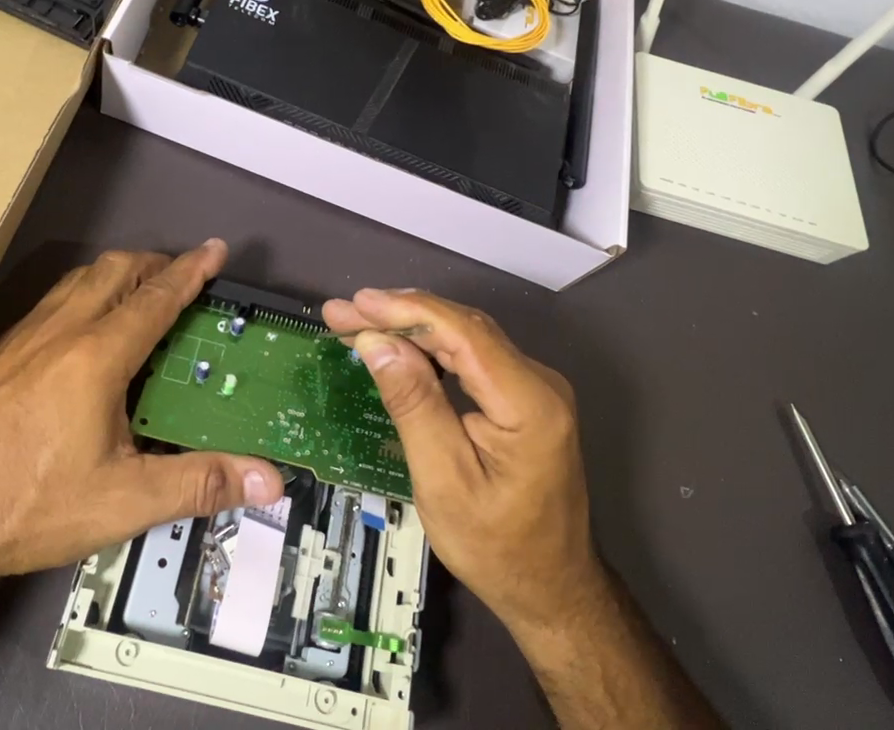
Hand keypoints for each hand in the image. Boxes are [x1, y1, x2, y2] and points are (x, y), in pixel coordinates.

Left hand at [0, 239, 283, 603]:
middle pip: (114, 271)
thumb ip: (201, 484)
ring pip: (76, 282)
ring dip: (116, 275)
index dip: (191, 271)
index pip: (156, 298)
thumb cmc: (29, 505)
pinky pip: (50, 304)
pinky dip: (82, 296)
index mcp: (96, 356)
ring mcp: (20, 341)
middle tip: (183, 273)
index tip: (215, 250)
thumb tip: (271, 480)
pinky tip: (81, 335)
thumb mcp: (126, 502)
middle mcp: (58, 333)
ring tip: (139, 293)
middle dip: (155, 262)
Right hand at [322, 288, 604, 639]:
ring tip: (357, 322)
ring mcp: (536, 388)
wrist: (552, 588)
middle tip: (342, 313)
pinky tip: (398, 346)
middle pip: (464, 329)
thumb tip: (377, 343)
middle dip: (400, 314)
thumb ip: (413, 406)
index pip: (463, 334)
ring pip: (467, 339)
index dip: (406, 311)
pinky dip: (431, 349)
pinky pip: (474, 358)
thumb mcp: (443, 482)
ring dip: (412, 327)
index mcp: (529, 402)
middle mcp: (539, 382)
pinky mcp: (525, 398)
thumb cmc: (496, 548)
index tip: (354, 305)